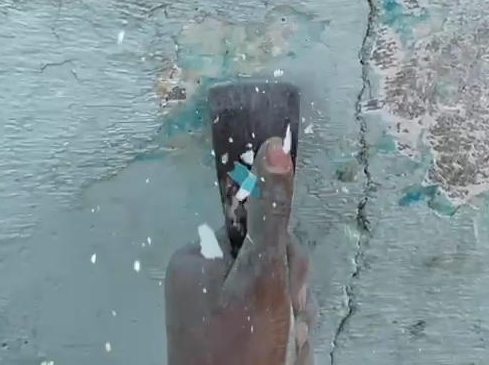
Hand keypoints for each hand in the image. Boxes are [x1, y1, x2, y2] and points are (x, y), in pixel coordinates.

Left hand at [165, 138, 313, 364]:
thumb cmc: (241, 347)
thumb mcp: (262, 272)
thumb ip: (271, 211)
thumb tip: (275, 145)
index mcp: (195, 258)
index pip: (254, 227)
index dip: (278, 252)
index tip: (281, 279)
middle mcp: (202, 281)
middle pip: (268, 258)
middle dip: (288, 287)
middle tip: (285, 315)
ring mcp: (218, 312)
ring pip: (276, 290)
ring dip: (293, 314)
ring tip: (284, 340)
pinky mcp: (235, 337)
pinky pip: (272, 319)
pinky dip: (286, 336)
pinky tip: (284, 352)